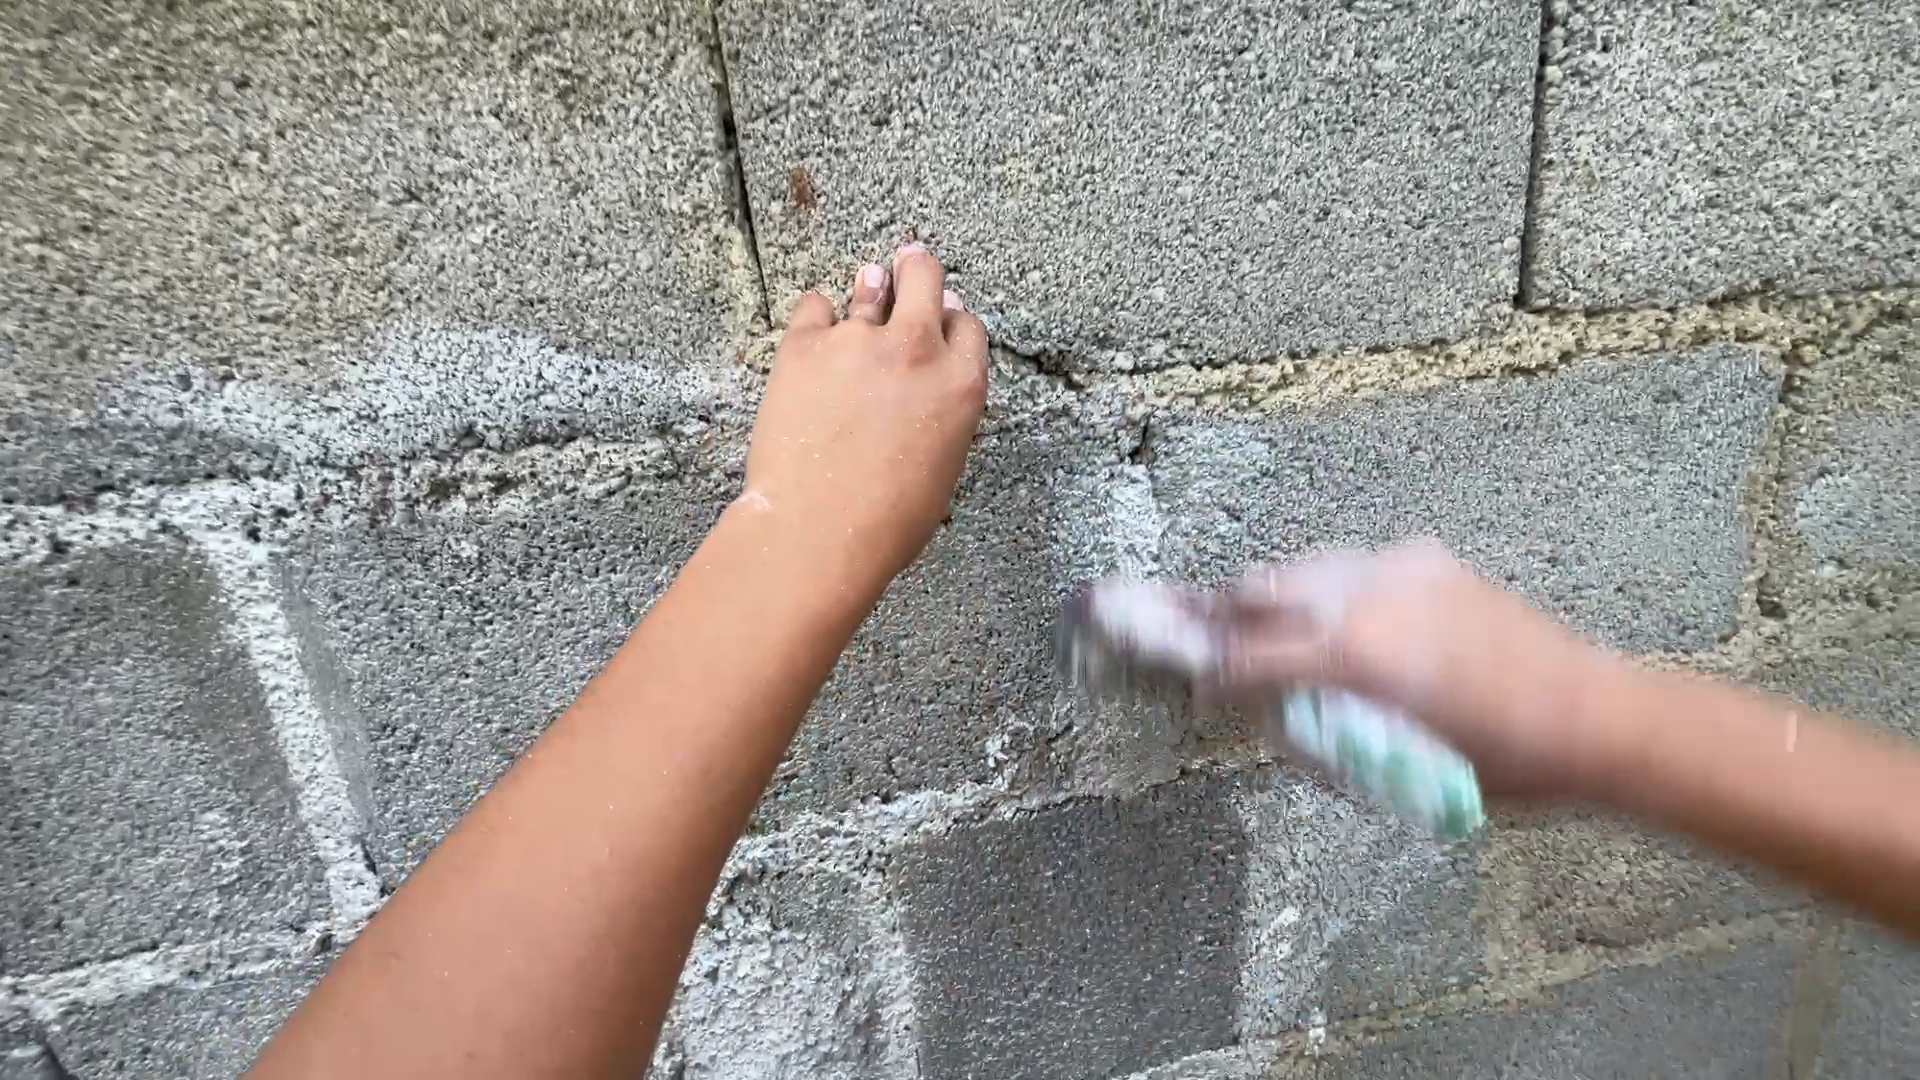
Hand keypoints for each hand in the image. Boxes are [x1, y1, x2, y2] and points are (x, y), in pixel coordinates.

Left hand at [738, 245, 988, 594]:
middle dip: (920, 268)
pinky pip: (814, 307)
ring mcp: (858, 342)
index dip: (953, 320)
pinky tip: (818, 331)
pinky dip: (818, 316)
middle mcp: (916, 350)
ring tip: (869, 280)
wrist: (819, 532)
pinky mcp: (805, 346)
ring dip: (871, 284)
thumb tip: (933, 389)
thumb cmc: (887, 520)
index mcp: (960, 385)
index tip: (942, 318)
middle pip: (925, 277)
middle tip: (912, 262)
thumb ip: (944, 414)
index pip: (967, 325)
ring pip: (869, 286)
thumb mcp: (942, 468)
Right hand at [1216, 540, 1625, 798]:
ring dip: (1274, 597)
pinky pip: (1351, 563)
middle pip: (1256, 588)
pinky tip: (1344, 614)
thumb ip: (1318, 729)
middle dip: (1225, 617)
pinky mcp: (1423, 557)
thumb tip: (1268, 712)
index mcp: (1351, 655)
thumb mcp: (1394, 766)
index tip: (1204, 688)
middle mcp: (1361, 597)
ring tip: (1274, 626)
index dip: (1214, 674)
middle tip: (1219, 642)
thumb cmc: (1499, 762)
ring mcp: (1393, 567)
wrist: (1600, 717)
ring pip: (1299, 566)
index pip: (1247, 655)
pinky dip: (1329, 587)